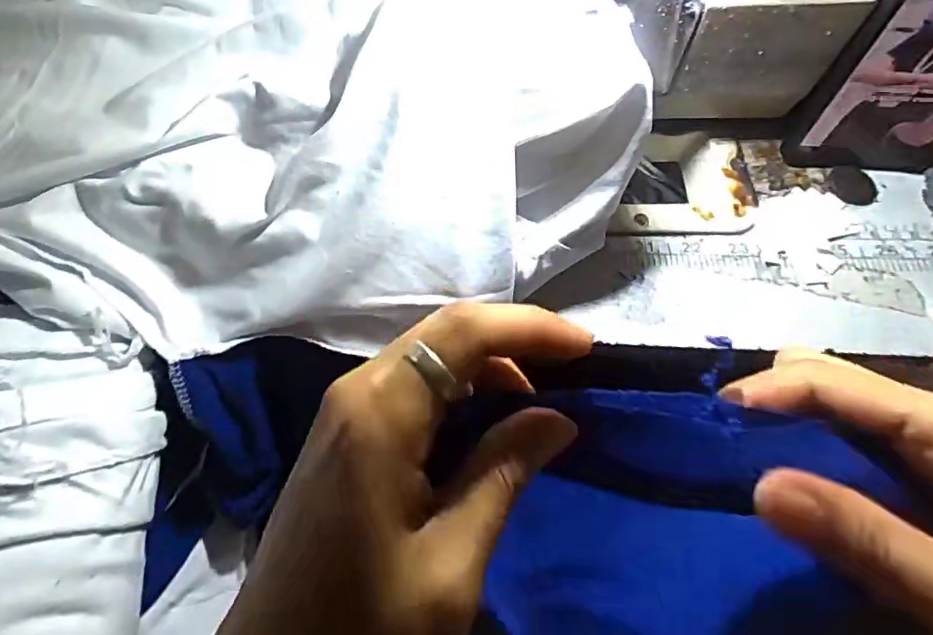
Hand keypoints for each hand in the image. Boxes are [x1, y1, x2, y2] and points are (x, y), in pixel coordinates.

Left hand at [219, 304, 592, 634]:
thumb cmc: (360, 624)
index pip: (463, 332)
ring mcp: (347, 403)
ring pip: (430, 349)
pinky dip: (461, 384)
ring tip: (537, 403)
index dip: (529, 327)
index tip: (586, 346)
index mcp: (379, 411)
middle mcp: (358, 386)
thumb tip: (557, 418)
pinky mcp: (346, 425)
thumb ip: (502, 476)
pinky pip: (413, 379)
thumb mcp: (447, 567)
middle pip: (447, 329)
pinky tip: (488, 420)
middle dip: (514, 337)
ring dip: (489, 361)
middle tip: (571, 369)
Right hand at [722, 350, 932, 634]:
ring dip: (800, 441)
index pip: (838, 381)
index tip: (712, 425)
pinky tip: (810, 500)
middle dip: (780, 407)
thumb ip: (872, 543)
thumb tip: (760, 484)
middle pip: (841, 388)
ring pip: (854, 425)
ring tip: (751, 470)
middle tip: (729, 451)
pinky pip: (878, 468)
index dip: (771, 393)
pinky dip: (832, 475)